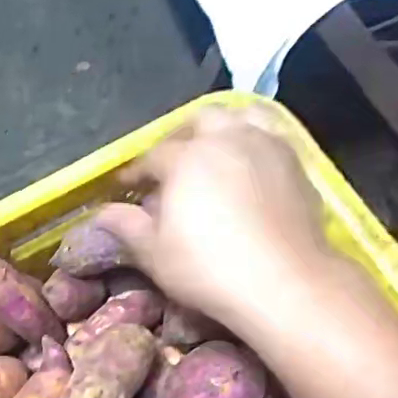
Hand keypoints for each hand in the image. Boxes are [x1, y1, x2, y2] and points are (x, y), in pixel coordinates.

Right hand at [95, 105, 333, 322]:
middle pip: (198, 121)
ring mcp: (265, 144)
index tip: (124, 186)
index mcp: (186, 158)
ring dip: (219, 129)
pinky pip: (268, 134)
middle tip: (168, 164)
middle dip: (178, 138)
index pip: (152, 156)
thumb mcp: (153, 253)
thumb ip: (126, 226)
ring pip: (240, 116)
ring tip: (210, 152)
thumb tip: (102, 213)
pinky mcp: (295, 160)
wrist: (280, 281)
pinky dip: (250, 141)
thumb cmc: (205, 268)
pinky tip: (244, 165)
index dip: (134, 171)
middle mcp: (226, 138)